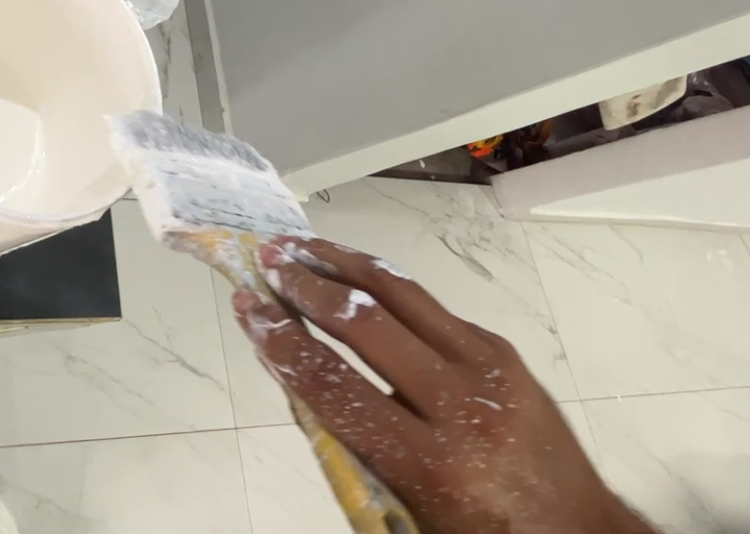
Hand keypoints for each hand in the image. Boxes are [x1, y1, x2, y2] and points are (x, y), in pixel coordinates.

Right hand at [234, 238, 653, 533]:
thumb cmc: (473, 533)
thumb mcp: (399, 504)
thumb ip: (343, 436)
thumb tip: (287, 362)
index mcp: (433, 465)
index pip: (335, 385)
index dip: (282, 340)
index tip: (246, 305)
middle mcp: (464, 409)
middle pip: (366, 324)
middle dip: (307, 285)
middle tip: (267, 258)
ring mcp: (491, 372)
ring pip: (401, 293)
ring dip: (341, 262)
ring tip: (299, 243)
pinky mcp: (503, 352)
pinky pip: (429, 306)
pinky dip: (380, 284)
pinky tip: (350, 272)